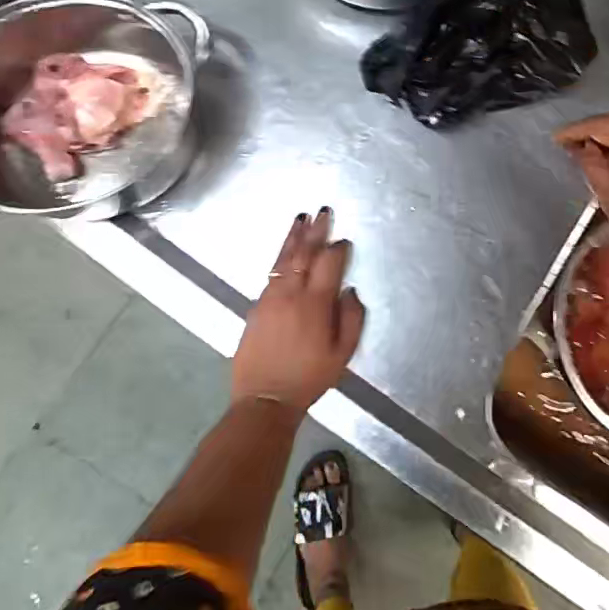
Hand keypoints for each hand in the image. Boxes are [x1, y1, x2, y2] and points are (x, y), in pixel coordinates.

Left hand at [231, 207, 365, 414]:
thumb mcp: (342, 355)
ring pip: (284, 259)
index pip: (328, 265)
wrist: (264, 398)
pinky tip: (286, 250)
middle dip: (315, 231)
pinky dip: (281, 256)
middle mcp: (291, 294)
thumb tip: (350, 291)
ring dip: (294, 237)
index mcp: (315, 304)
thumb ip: (351, 319)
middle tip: (323, 211)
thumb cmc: (308, 378)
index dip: (337, 250)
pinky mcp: (257, 305)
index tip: (344, 240)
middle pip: (304, 254)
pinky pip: (272, 273)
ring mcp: (270, 297)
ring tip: (301, 218)